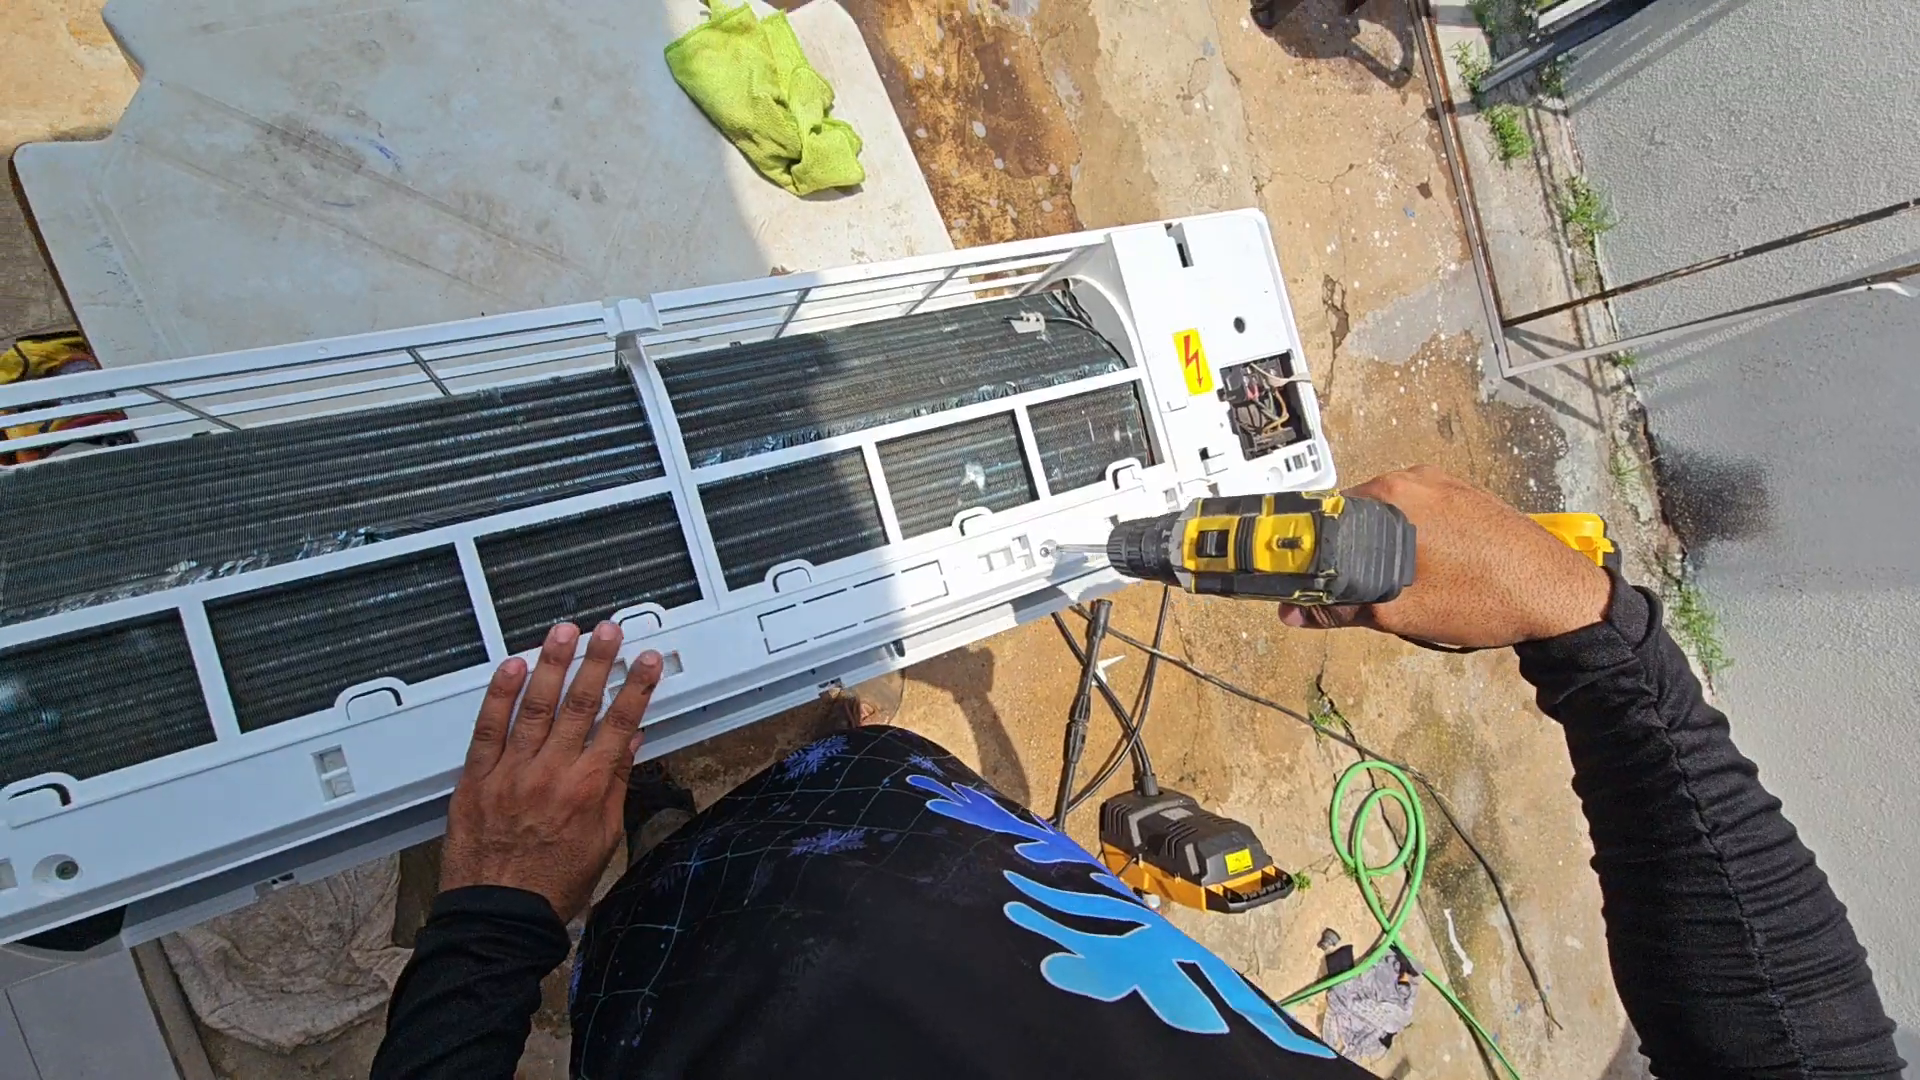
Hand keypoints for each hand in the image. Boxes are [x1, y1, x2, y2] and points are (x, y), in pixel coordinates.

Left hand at [440, 621, 664, 919]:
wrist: (498, 918)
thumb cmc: (556, 881)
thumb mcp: (605, 836)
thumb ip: (616, 783)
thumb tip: (630, 742)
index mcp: (588, 788)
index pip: (621, 723)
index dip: (637, 687)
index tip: (648, 661)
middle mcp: (552, 773)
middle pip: (581, 705)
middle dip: (598, 661)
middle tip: (609, 630)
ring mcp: (511, 773)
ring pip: (536, 707)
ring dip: (553, 664)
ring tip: (564, 632)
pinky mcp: (476, 780)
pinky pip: (487, 730)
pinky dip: (500, 696)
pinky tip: (513, 667)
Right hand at [1279, 465, 1610, 647]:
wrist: (1564, 599)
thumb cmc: (1482, 599)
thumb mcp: (1398, 612)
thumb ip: (1338, 609)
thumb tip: (1291, 614)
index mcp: (1390, 496)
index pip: (1323, 516)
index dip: (1309, 549)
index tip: (1305, 576)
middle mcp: (1413, 479)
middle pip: (1353, 514)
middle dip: (1346, 550)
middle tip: (1352, 587)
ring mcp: (1443, 484)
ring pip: (1385, 516)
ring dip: (1379, 546)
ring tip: (1393, 583)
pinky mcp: (1466, 495)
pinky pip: (1417, 514)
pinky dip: (1408, 540)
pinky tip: (1423, 569)